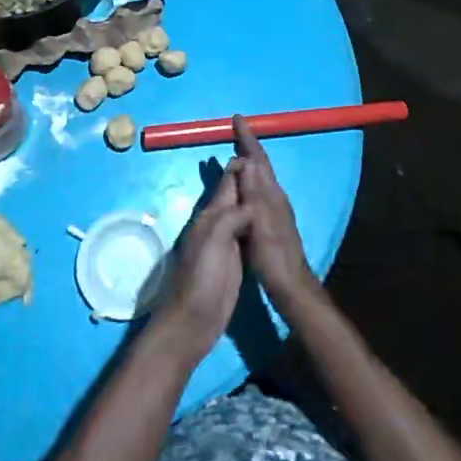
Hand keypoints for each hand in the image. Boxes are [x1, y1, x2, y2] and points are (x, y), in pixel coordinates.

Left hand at [159, 161, 249, 358]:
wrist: (195, 318)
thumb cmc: (203, 277)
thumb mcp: (216, 240)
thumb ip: (233, 216)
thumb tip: (253, 202)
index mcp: (212, 215)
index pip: (228, 182)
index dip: (239, 164)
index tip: (251, 142)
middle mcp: (218, 223)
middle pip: (234, 193)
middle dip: (245, 175)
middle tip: (261, 155)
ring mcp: (225, 242)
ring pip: (240, 211)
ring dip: (249, 194)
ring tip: (265, 180)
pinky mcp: (234, 259)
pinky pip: (246, 231)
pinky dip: (254, 219)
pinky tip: (263, 217)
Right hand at [230, 115, 315, 299]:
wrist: (290, 283)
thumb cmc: (271, 253)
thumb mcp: (259, 220)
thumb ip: (252, 191)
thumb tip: (243, 161)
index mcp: (271, 193)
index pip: (258, 159)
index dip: (248, 138)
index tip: (237, 118)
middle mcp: (276, 196)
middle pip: (261, 164)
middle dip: (249, 145)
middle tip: (235, 130)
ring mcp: (276, 208)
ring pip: (261, 176)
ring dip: (249, 161)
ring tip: (236, 152)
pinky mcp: (272, 221)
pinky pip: (259, 188)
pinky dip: (249, 178)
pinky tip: (242, 186)